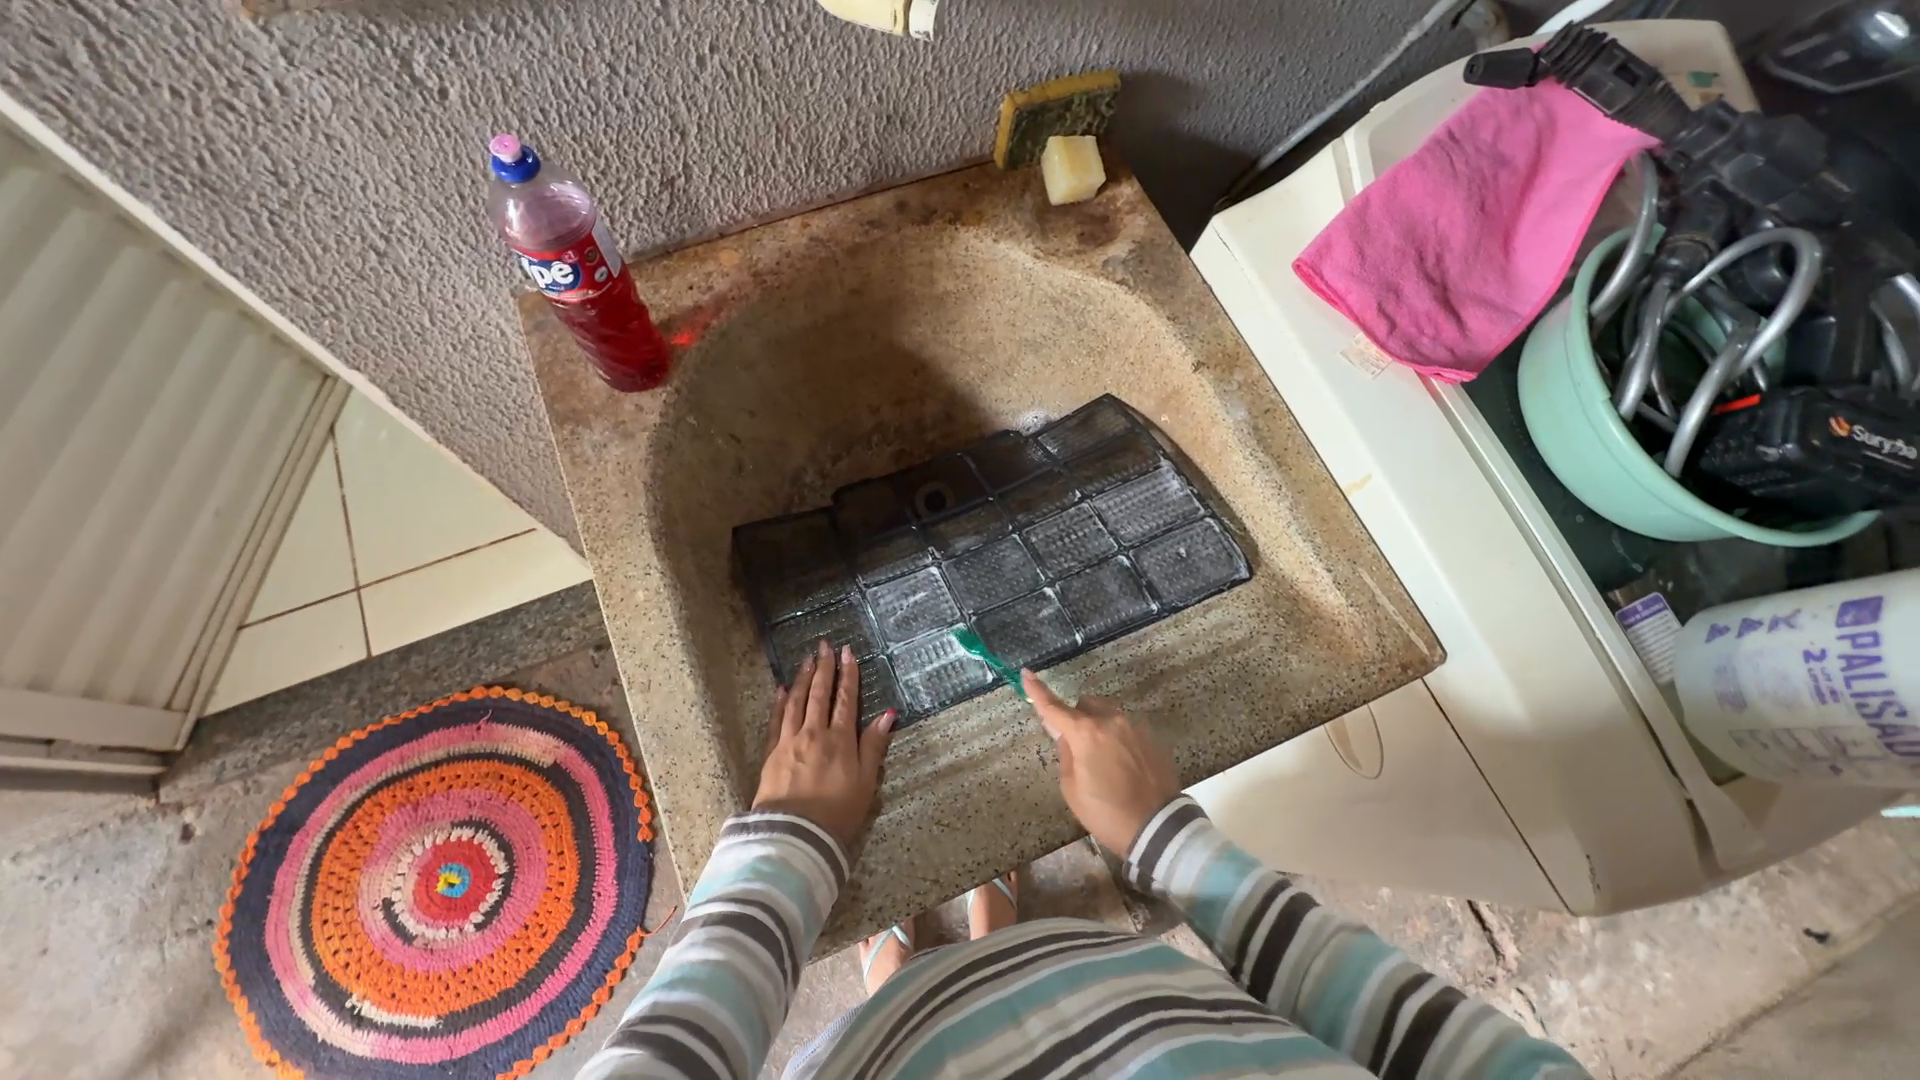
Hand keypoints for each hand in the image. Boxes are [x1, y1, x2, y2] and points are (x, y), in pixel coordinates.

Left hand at [753, 640, 895, 847]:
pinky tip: (782, 689)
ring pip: (797, 701)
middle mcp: (814, 733)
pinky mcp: (772, 753)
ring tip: (807, 659)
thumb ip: (874, 747)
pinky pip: (776, 720)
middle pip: (820, 694)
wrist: (794, 834)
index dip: (848, 675)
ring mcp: (790, 741)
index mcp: (840, 740)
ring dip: (803, 678)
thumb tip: (887, 715)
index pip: (846, 700)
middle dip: (824, 668)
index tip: (848, 653)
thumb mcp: (865, 782)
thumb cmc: (837, 813)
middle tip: (825, 645)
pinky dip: (780, 702)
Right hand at [1023, 670, 1178, 854]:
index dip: (1037, 691)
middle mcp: (1111, 720)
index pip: (1054, 707)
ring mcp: (1134, 725)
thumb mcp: (1072, 789)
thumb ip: (1066, 754)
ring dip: (1098, 726)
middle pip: (1085, 704)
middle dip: (1077, 718)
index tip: (1026, 674)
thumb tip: (1066, 734)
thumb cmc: (1107, 813)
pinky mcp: (1151, 735)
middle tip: (1078, 747)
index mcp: (1086, 734)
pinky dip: (1117, 737)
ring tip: (1104, 759)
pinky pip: (1126, 726)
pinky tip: (1123, 764)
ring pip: (1108, 713)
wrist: (1157, 826)